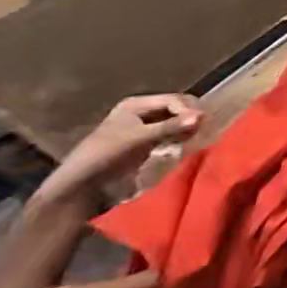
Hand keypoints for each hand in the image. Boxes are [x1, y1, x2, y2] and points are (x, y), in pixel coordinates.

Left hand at [34, 94, 200, 208]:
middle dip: (189, 116)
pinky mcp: (144, 145)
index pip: (172, 100)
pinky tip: (187, 142)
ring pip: (173, 122)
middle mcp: (140, 113)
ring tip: (199, 135)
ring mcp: (142, 129)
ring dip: (186, 127)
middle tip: (205, 127)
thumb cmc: (107, 155)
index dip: (188, 109)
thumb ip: (171, 127)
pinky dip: (179, 137)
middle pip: (174, 109)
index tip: (202, 121)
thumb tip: (202, 116)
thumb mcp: (139, 139)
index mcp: (135, 104)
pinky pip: (168, 136)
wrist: (81, 187)